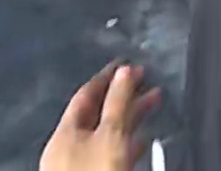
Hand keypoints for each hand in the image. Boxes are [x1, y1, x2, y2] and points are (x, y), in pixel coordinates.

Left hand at [40, 62, 162, 170]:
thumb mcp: (111, 133)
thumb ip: (119, 99)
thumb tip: (125, 68)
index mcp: (65, 134)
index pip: (85, 95)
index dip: (107, 76)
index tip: (128, 61)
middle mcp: (67, 149)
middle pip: (98, 112)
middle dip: (124, 94)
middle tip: (147, 78)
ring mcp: (78, 167)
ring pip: (107, 131)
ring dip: (131, 114)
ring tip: (156, 100)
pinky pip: (110, 150)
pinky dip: (128, 138)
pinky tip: (145, 136)